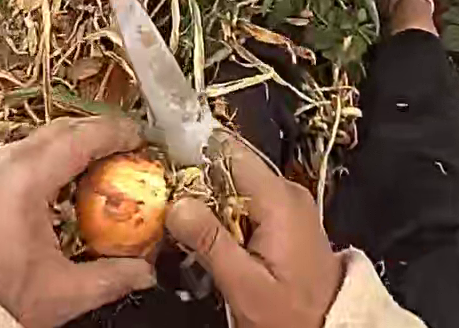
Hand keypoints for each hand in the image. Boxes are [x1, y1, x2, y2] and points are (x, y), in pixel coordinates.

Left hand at [0, 116, 157, 327]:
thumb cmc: (1, 293)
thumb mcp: (61, 293)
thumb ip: (109, 278)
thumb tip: (147, 272)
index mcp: (27, 178)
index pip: (78, 140)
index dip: (113, 133)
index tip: (142, 136)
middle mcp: (11, 158)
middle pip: (65, 129)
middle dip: (101, 132)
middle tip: (133, 146)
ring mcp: (0, 160)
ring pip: (50, 133)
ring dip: (82, 138)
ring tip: (113, 156)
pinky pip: (37, 145)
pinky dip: (64, 148)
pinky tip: (81, 170)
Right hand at [167, 137, 342, 327]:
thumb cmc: (293, 320)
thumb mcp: (247, 289)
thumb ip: (210, 242)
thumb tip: (174, 203)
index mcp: (278, 196)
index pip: (226, 148)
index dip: (192, 155)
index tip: (165, 174)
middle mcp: (285, 189)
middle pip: (228, 164)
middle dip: (197, 182)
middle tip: (171, 206)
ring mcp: (288, 203)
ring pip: (234, 182)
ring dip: (209, 199)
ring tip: (187, 225)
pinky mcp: (286, 218)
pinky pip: (246, 199)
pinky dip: (225, 211)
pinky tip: (213, 237)